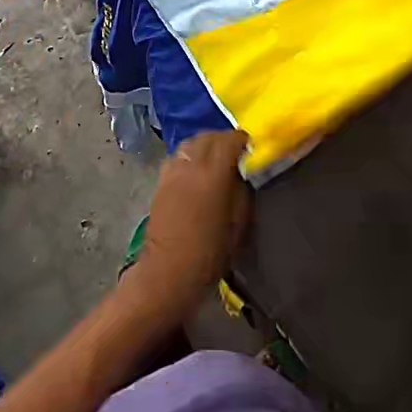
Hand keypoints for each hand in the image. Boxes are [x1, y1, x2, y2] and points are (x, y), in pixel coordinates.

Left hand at [132, 130, 250, 313]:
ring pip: (189, 144)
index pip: (229, 140)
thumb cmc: (210, 253)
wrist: (168, 275)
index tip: (252, 145)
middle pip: (207, 137)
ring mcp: (172, 174)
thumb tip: (242, 172)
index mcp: (213, 175)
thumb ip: (242, 190)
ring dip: (204, 145)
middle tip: (235, 150)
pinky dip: (189, 156)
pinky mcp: (160, 185)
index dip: (242, 139)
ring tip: (215, 157)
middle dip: (223, 139)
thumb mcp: (238, 222)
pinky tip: (196, 171)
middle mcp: (190, 167)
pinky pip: (177, 158)